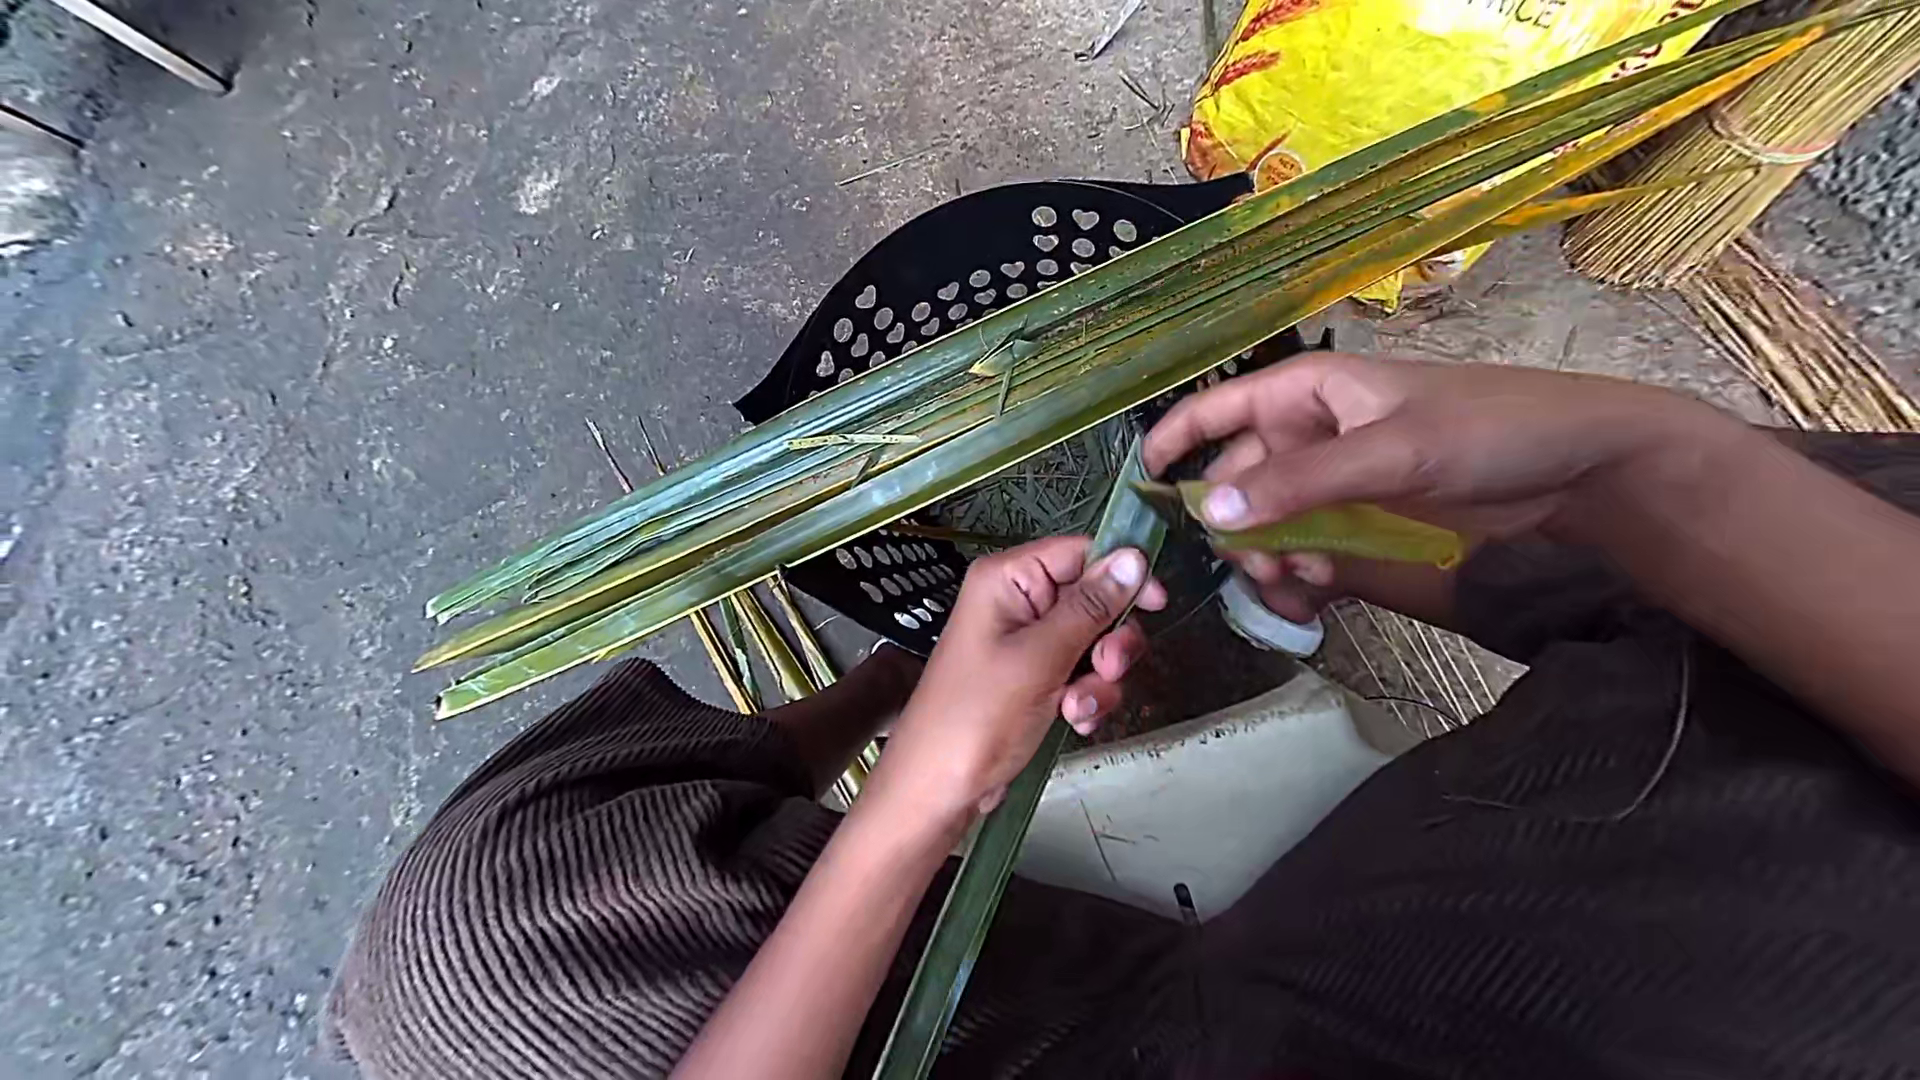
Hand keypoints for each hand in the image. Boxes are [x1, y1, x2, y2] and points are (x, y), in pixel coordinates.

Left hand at [864, 536, 1166, 827]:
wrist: (940, 788)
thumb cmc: (978, 715)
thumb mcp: (1040, 657)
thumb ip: (1091, 607)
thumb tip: (1134, 557)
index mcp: (1008, 579)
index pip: (1079, 552)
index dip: (1121, 574)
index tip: (1156, 603)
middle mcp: (1019, 602)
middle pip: (1094, 599)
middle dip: (1109, 640)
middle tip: (1106, 667)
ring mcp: (1028, 641)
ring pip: (1094, 641)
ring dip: (1097, 678)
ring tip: (1076, 706)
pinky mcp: (1036, 676)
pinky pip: (1080, 672)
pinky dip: (1085, 696)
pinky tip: (1072, 720)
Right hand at [1142, 353, 1739, 618]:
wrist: (1584, 470)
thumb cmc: (1488, 429)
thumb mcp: (1389, 450)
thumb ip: (1298, 482)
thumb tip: (1212, 515)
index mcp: (1300, 395)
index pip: (1213, 411)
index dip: (1172, 443)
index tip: (1144, 486)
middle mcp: (1301, 436)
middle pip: (1235, 484)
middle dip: (1234, 529)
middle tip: (1251, 568)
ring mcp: (1325, 482)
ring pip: (1264, 524)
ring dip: (1264, 560)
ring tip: (1289, 589)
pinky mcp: (1350, 519)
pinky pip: (1299, 549)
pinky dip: (1297, 576)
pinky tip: (1312, 596)